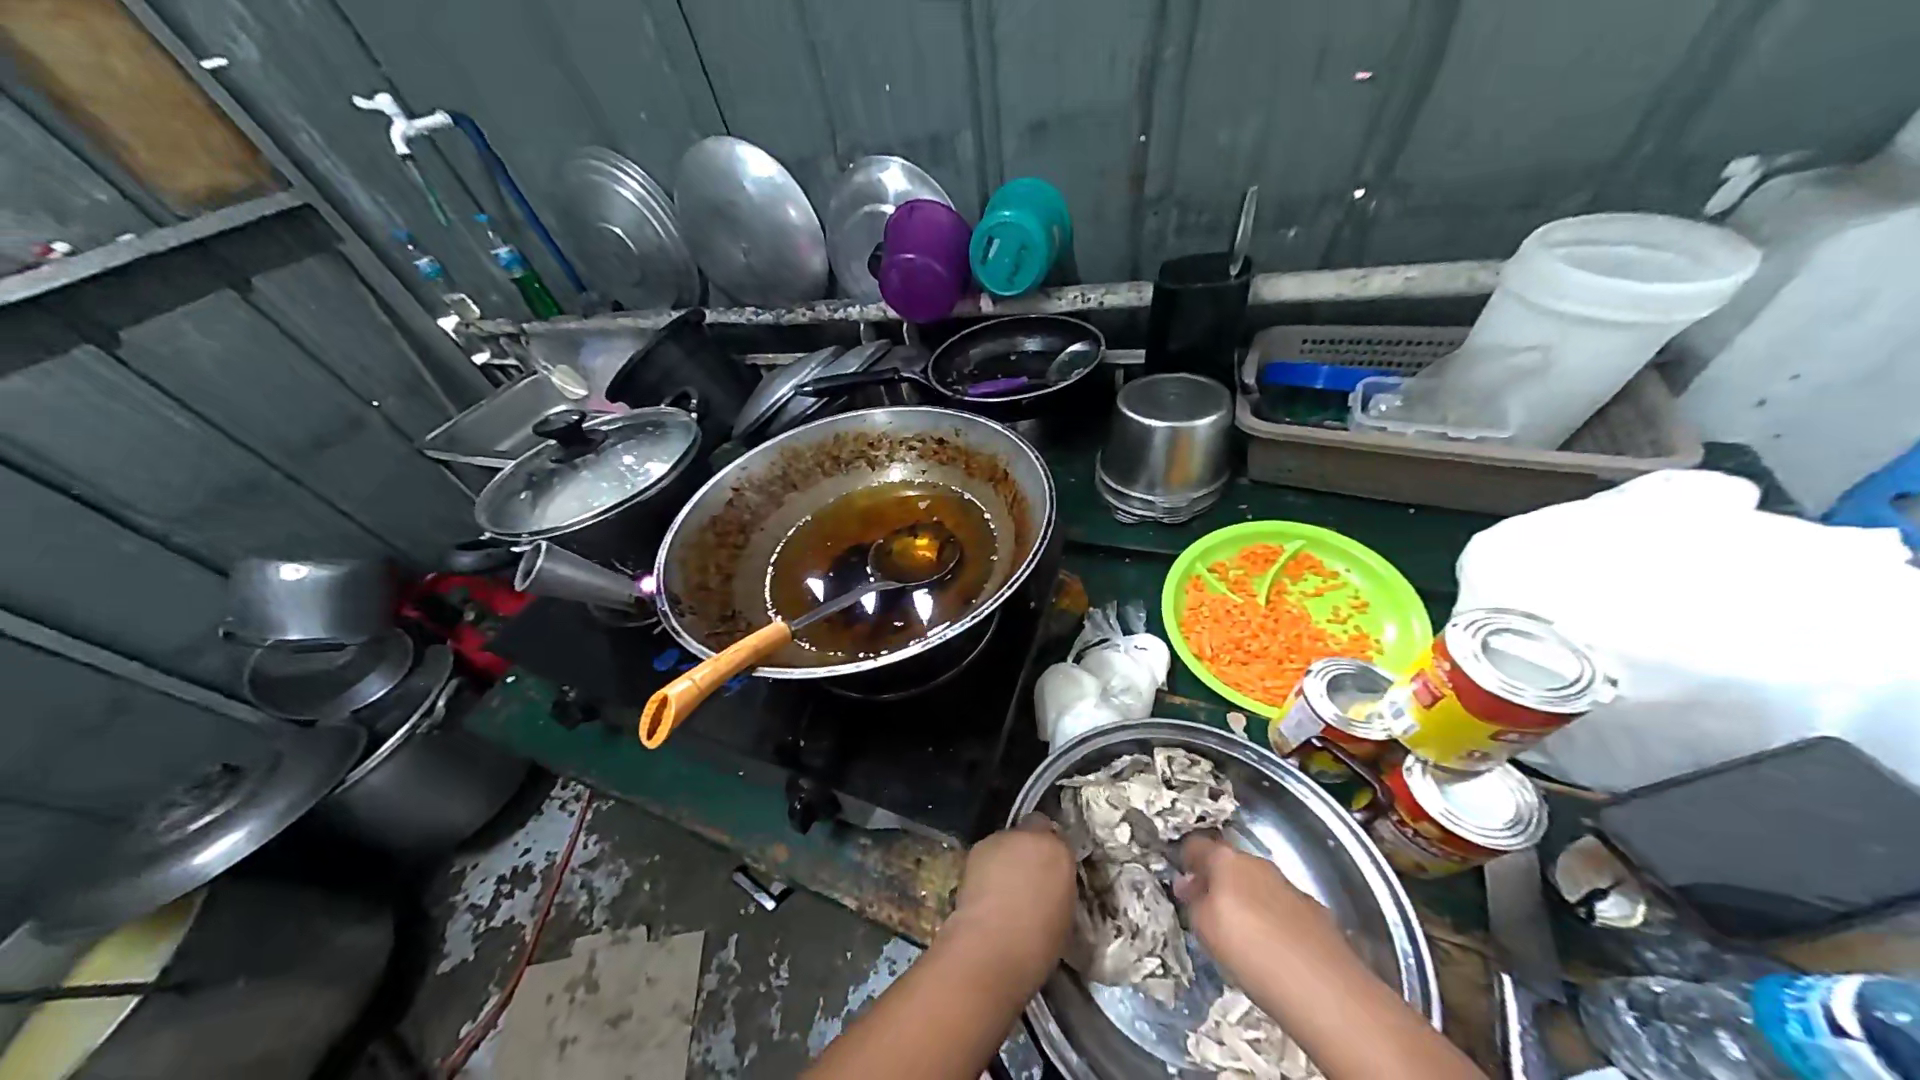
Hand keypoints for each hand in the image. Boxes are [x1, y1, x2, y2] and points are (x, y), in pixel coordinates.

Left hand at [942, 814, 1076, 988]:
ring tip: (1001, 885)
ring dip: (1008, 856)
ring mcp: (1002, 838)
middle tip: (1025, 875)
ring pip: (1008, 840)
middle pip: (1034, 830)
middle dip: (1030, 847)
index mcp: (1060, 853)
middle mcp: (1032, 836)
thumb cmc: (1037, 941)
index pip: (1060, 841)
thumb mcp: (1063, 914)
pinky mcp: (977, 847)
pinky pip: (988, 852)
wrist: (992, 943)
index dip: (1052, 856)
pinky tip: (984, 889)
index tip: (1049, 874)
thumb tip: (1048, 887)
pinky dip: (988, 865)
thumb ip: (1057, 888)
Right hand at [1174, 832, 1341, 981]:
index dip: (1185, 860)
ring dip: (1244, 901)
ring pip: (1256, 885)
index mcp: (1226, 859)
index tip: (1181, 884)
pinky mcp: (1315, 913)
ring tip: (1239, 935)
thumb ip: (1193, 901)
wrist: (1324, 987)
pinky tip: (1271, 948)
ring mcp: (1290, 886)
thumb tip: (1189, 884)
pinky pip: (1281, 908)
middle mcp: (1258, 863)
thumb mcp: (1203, 927)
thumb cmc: (1249, 950)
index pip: (1196, 845)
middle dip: (1216, 882)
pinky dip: (1271, 919)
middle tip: (1207, 913)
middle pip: (1228, 863)